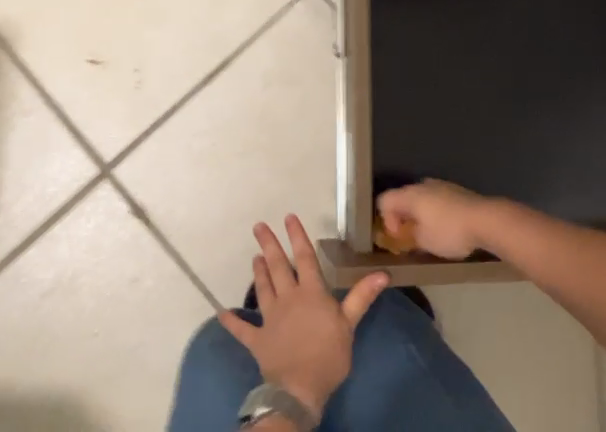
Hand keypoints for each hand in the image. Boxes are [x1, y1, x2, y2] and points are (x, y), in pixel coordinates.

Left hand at [218, 215, 388, 417]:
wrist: (299, 388)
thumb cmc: (328, 354)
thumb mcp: (349, 324)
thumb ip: (362, 296)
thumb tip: (382, 273)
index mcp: (310, 293)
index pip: (305, 258)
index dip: (297, 236)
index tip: (288, 217)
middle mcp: (288, 299)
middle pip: (278, 267)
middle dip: (269, 245)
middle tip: (258, 226)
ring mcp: (270, 318)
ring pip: (263, 289)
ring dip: (258, 272)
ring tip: (255, 257)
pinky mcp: (258, 340)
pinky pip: (242, 329)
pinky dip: (232, 321)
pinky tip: (222, 314)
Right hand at [376, 180, 492, 259]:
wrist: (486, 219)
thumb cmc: (450, 231)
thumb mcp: (425, 242)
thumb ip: (413, 236)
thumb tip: (413, 233)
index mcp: (411, 195)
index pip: (384, 200)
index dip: (386, 220)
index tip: (398, 237)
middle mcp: (424, 185)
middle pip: (403, 197)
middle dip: (404, 217)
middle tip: (411, 236)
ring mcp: (442, 185)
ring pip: (422, 197)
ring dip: (421, 213)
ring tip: (430, 233)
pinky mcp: (457, 190)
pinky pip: (438, 199)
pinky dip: (436, 211)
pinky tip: (447, 227)